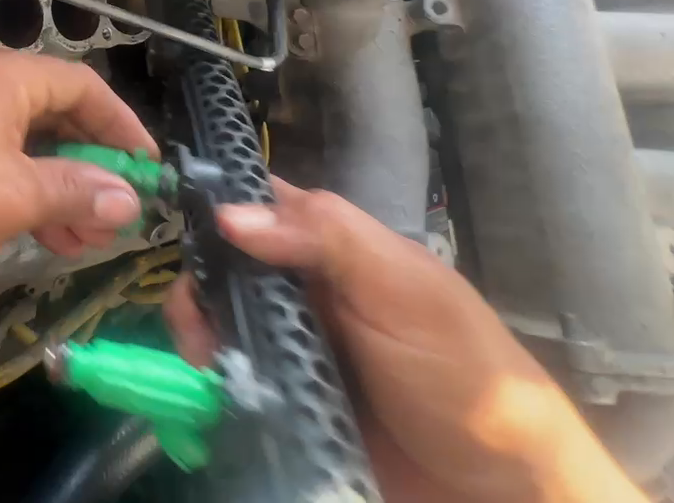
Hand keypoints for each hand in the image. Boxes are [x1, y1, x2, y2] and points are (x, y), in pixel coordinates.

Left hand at [0, 48, 157, 291]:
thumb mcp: (19, 195)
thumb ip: (77, 192)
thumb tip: (126, 198)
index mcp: (3, 78)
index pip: (81, 86)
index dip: (120, 124)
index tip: (146, 165)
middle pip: (53, 115)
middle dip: (89, 167)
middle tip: (117, 212)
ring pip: (23, 145)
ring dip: (59, 189)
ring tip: (83, 240)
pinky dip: (22, 192)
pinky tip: (43, 234)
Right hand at [163, 180, 644, 502]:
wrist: (501, 494)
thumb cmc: (463, 374)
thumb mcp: (405, 291)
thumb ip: (325, 239)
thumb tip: (225, 214)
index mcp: (326, 246)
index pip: (253, 201)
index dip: (209, 202)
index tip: (172, 223)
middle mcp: (297, 285)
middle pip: (219, 261)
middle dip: (195, 283)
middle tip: (197, 322)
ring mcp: (285, 339)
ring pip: (214, 313)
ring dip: (196, 328)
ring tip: (205, 361)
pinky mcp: (278, 391)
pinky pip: (226, 368)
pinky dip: (209, 372)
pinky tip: (212, 385)